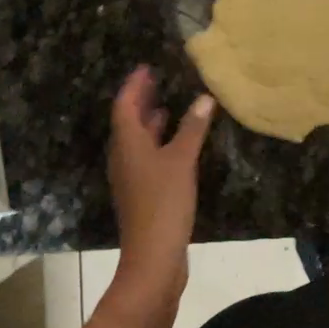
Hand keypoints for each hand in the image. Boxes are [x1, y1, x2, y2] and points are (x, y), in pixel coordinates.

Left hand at [107, 66, 214, 298]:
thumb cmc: (163, 203)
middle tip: (158, 80)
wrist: (153, 259)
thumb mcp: (181, 161)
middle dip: (141, 101)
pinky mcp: (143, 194)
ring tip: (167, 105)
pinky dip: (158, 142)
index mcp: (127, 144)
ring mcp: (131, 178)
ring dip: (149, 122)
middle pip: (128, 122)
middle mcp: (124, 157)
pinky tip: (176, 144)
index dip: (134, 85)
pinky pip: (146, 157)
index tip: (147, 67)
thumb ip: (193, 128)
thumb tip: (204, 97)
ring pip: (137, 141)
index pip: (124, 105)